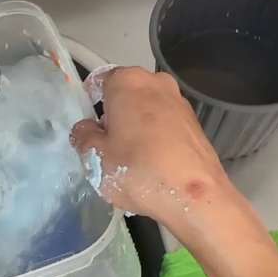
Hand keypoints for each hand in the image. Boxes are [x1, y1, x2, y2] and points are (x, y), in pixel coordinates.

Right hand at [70, 67, 239, 228]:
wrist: (194, 196)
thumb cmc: (138, 169)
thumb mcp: (94, 155)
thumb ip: (82, 135)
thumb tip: (86, 128)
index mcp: (128, 81)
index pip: (99, 80)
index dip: (89, 102)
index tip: (88, 126)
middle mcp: (157, 83)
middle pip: (125, 94)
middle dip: (114, 114)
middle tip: (107, 146)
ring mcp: (180, 102)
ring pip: (146, 109)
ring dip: (135, 126)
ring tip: (131, 159)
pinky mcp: (195, 123)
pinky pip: (164, 124)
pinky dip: (155, 138)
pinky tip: (152, 164)